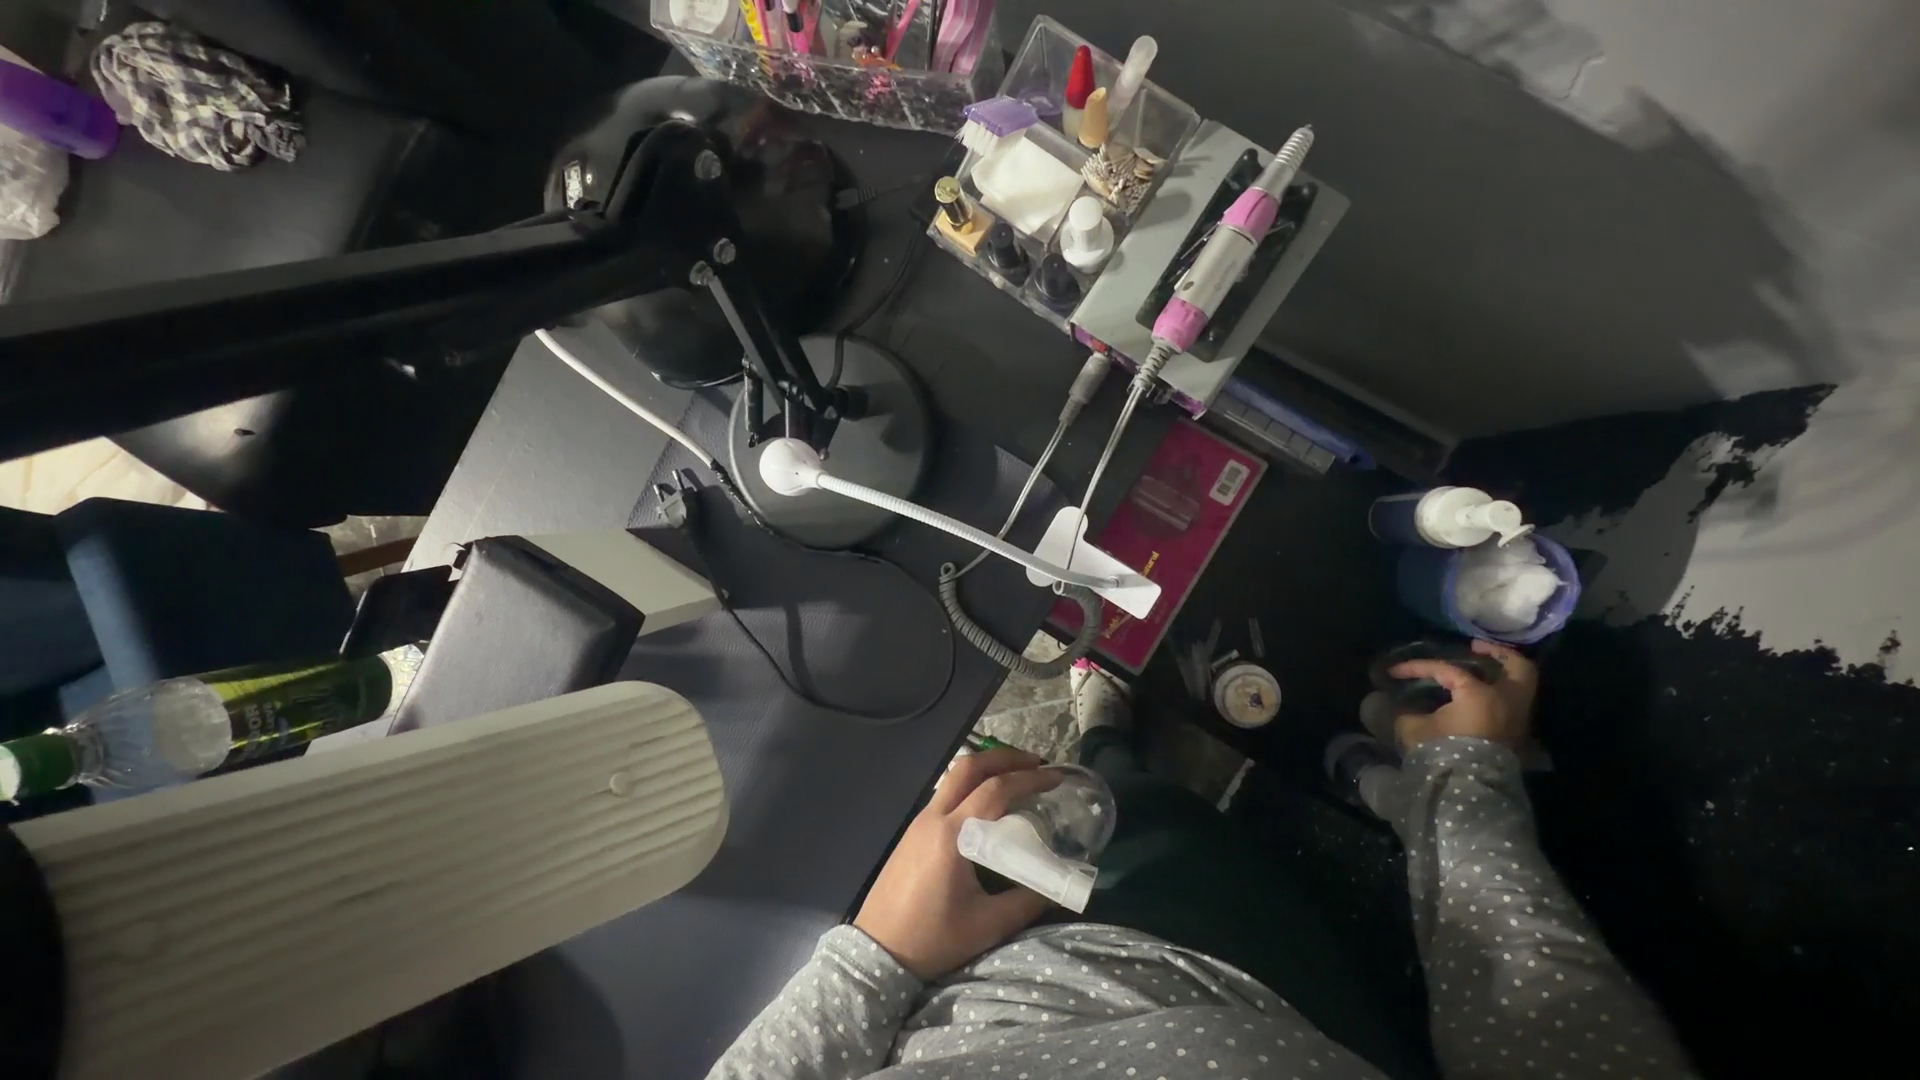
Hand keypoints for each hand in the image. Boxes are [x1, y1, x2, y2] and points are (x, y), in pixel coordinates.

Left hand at [854, 747, 1062, 978]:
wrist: (878, 952)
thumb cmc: (932, 938)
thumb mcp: (987, 925)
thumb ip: (1027, 902)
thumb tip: (1058, 886)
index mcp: (953, 835)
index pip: (995, 790)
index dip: (1029, 779)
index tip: (1055, 777)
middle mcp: (934, 817)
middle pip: (969, 767)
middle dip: (1004, 757)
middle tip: (1036, 762)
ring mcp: (919, 822)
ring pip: (953, 777)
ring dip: (986, 768)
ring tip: (1015, 776)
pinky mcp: (912, 832)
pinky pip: (945, 794)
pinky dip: (970, 785)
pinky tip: (987, 803)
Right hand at [1389, 639, 1537, 748]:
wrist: (1469, 790)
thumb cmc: (1442, 751)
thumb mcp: (1414, 728)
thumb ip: (1408, 710)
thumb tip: (1402, 704)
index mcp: (1479, 693)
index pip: (1446, 670)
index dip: (1418, 667)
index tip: (1395, 671)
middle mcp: (1506, 699)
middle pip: (1515, 666)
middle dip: (1497, 653)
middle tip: (1475, 647)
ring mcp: (1516, 717)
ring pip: (1521, 685)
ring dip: (1503, 674)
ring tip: (1482, 670)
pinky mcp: (1516, 735)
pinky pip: (1514, 702)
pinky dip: (1502, 692)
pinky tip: (1481, 695)